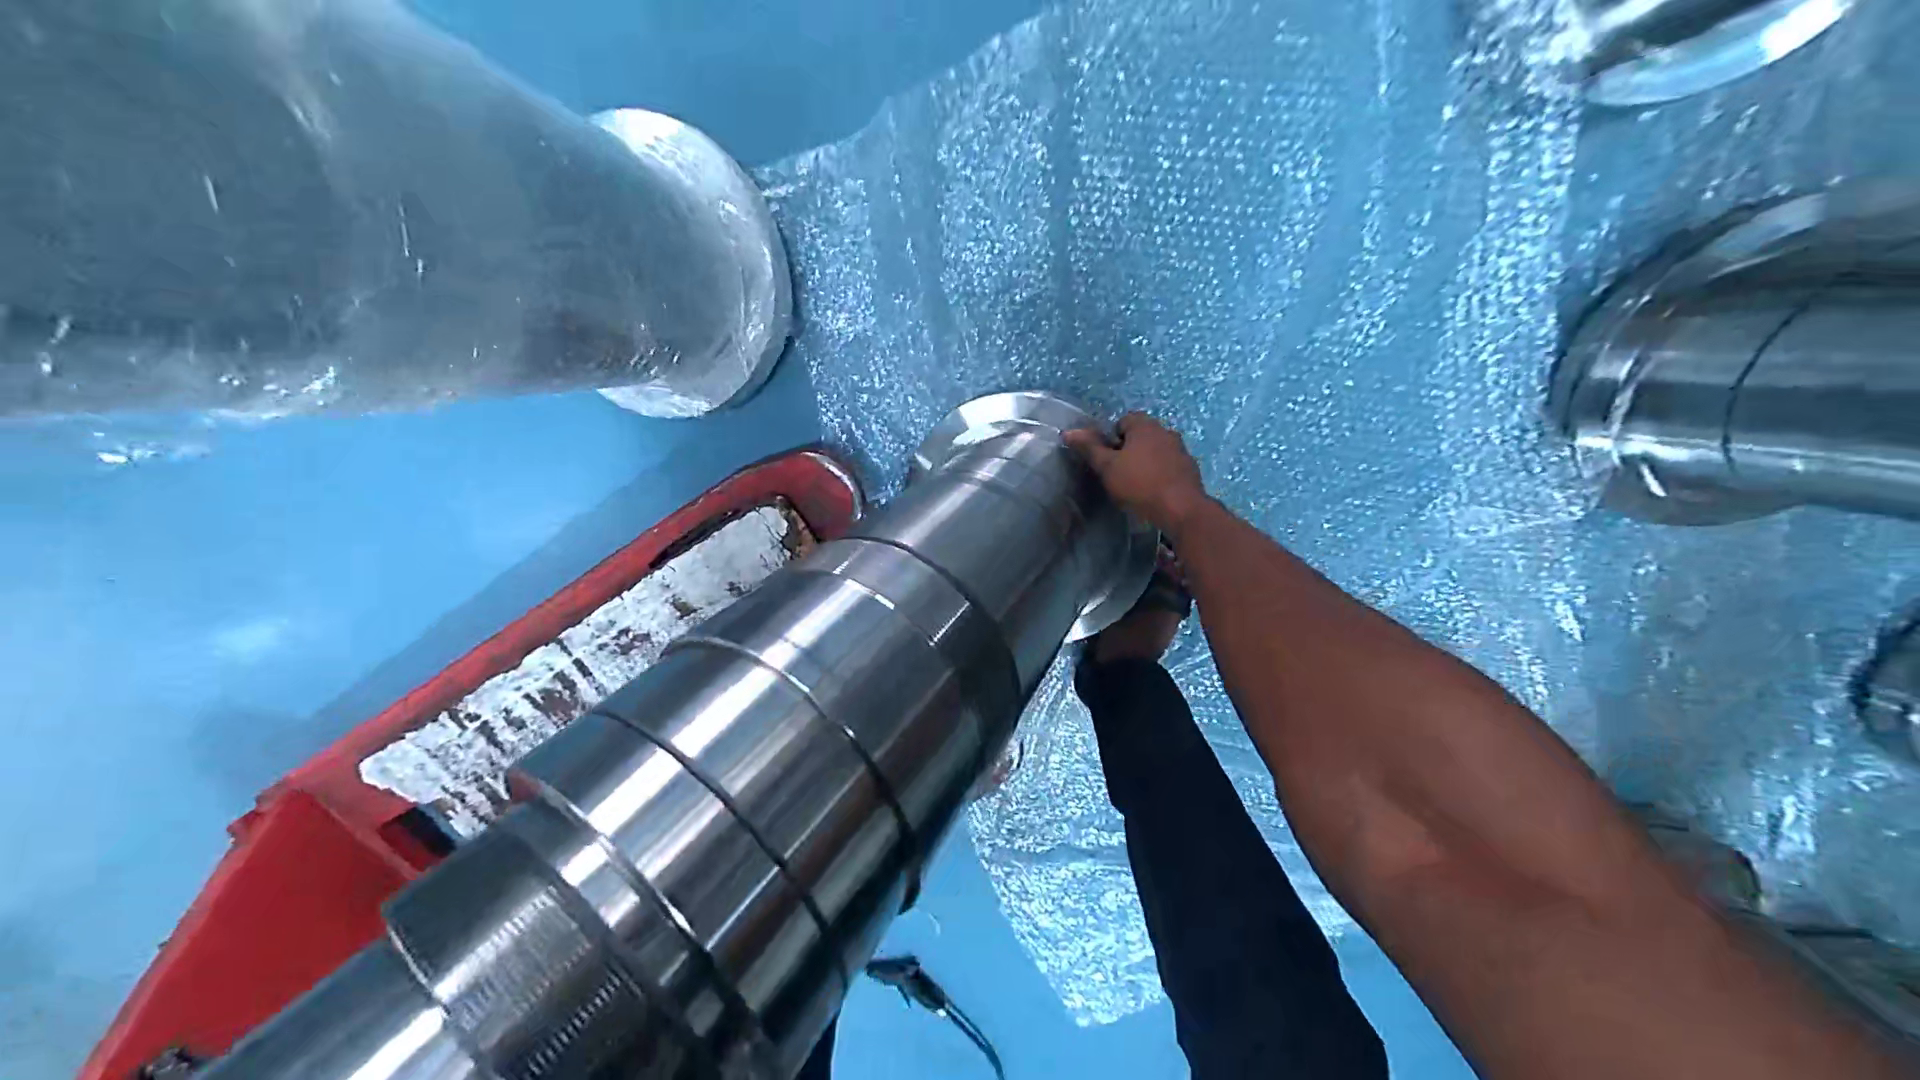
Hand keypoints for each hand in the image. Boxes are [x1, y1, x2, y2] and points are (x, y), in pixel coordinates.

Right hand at [1063, 412, 1211, 534]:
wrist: (1181, 509)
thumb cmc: (1139, 484)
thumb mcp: (1107, 467)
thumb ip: (1089, 448)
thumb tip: (1068, 432)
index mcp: (1145, 426)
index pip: (1124, 421)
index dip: (1112, 438)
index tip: (1108, 459)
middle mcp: (1166, 432)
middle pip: (1141, 435)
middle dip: (1129, 449)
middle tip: (1118, 472)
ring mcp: (1181, 450)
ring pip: (1156, 450)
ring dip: (1146, 461)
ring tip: (1136, 484)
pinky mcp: (1190, 469)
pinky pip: (1169, 465)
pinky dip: (1160, 473)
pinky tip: (1154, 491)